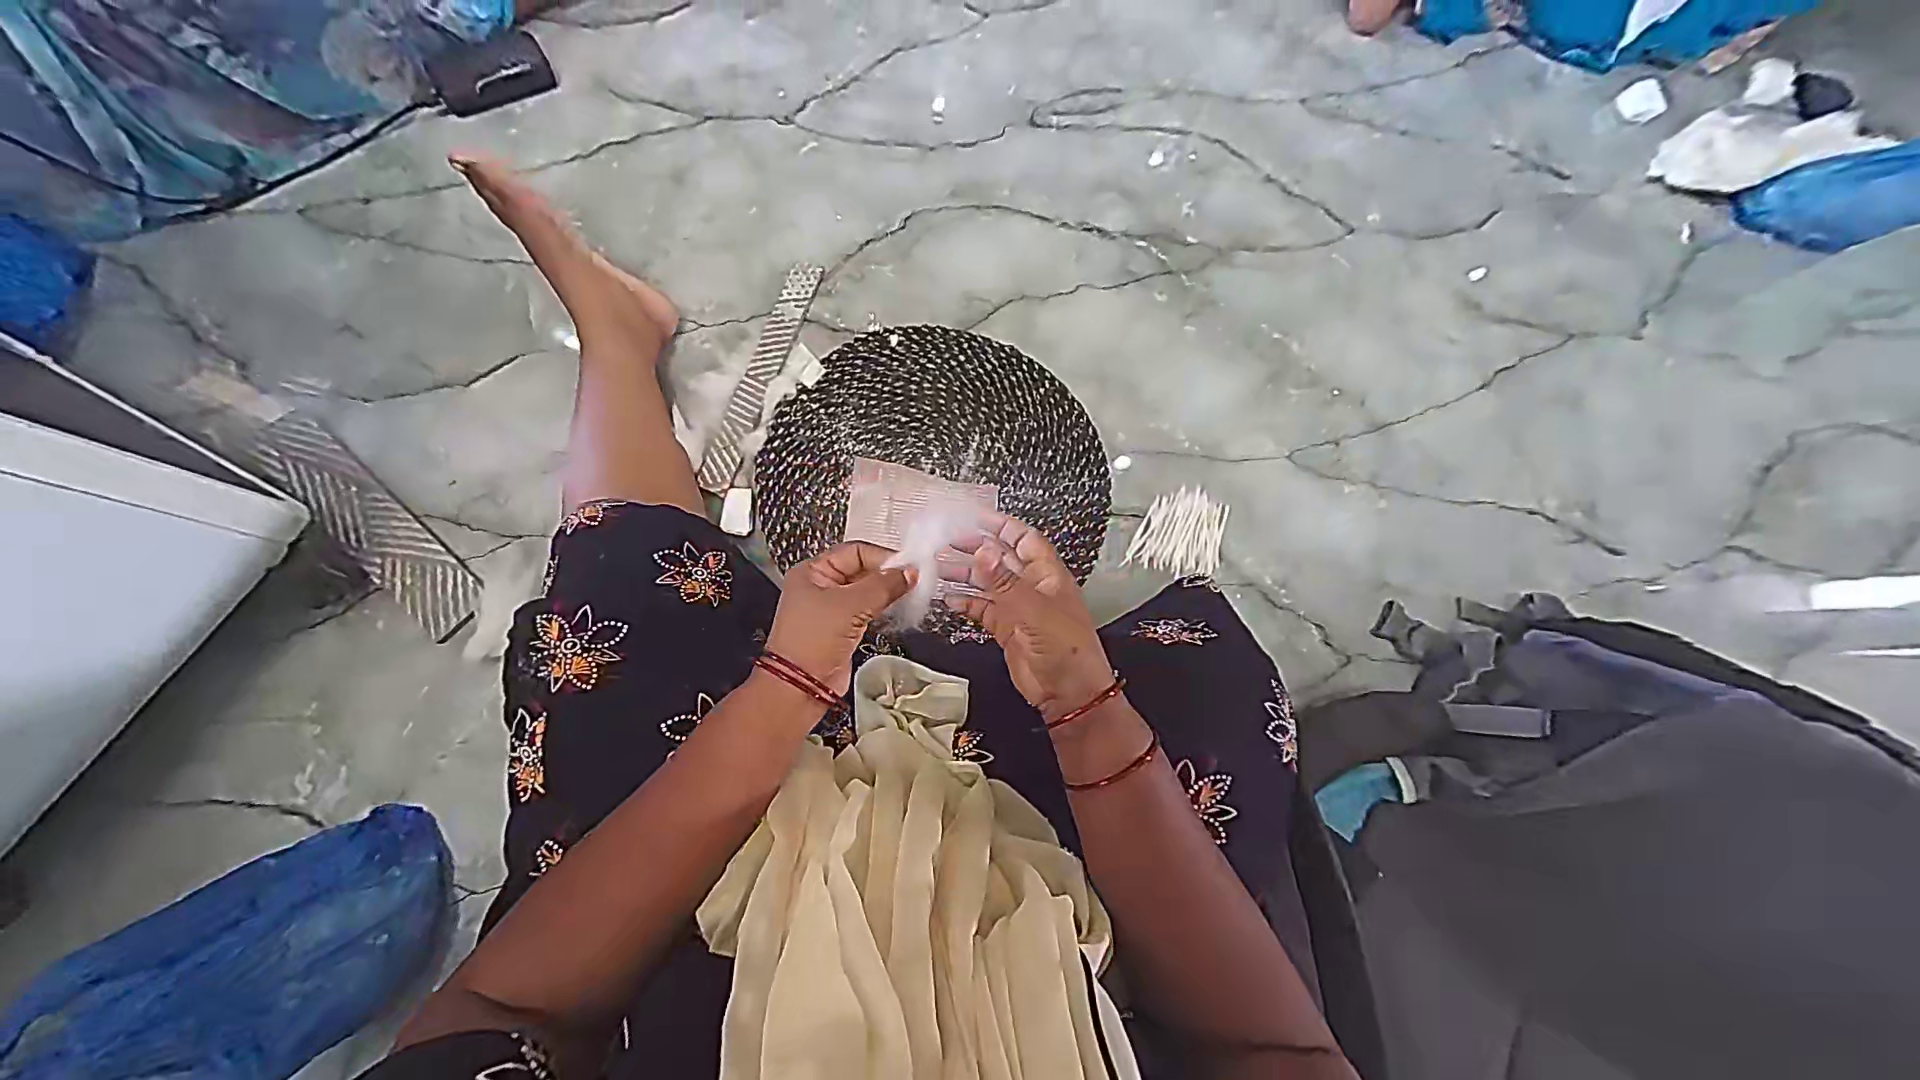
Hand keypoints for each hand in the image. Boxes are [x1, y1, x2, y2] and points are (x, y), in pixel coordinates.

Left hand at [765, 542, 914, 695]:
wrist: (801, 687)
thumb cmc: (811, 642)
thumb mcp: (850, 605)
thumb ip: (883, 585)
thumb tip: (908, 573)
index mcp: (813, 572)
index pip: (855, 551)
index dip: (882, 557)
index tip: (906, 565)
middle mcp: (821, 586)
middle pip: (862, 569)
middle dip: (887, 574)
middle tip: (911, 579)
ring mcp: (832, 608)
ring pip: (867, 590)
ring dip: (887, 591)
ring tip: (908, 592)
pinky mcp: (843, 628)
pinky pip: (867, 609)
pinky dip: (883, 607)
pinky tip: (898, 608)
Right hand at [947, 513, 1114, 718]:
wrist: (1069, 693)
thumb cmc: (1067, 649)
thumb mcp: (1034, 610)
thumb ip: (1004, 582)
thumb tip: (983, 551)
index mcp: (1047, 574)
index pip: (1023, 539)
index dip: (1000, 526)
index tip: (973, 518)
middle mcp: (1032, 587)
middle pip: (1000, 558)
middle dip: (975, 548)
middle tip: (946, 543)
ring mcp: (1018, 608)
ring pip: (987, 583)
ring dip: (964, 574)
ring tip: (938, 567)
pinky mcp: (1006, 629)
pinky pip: (982, 609)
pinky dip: (965, 603)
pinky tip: (948, 599)